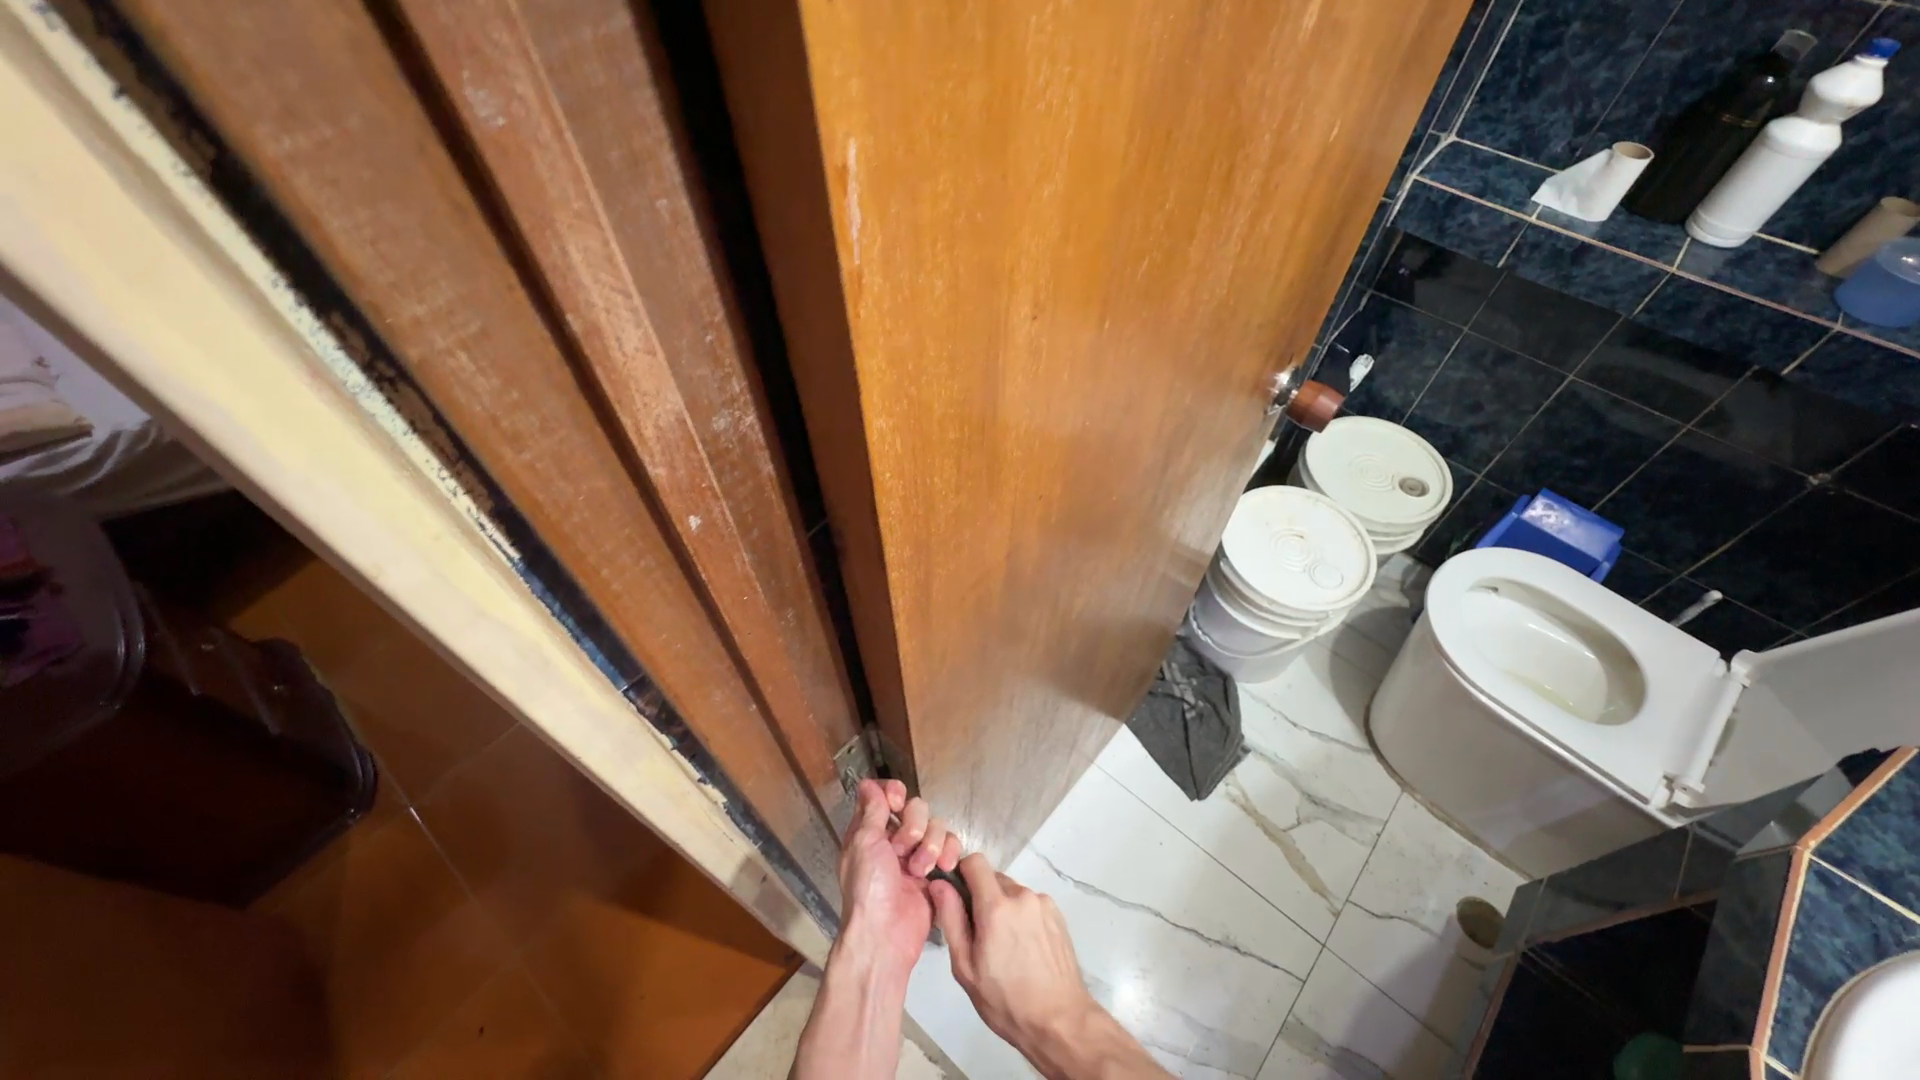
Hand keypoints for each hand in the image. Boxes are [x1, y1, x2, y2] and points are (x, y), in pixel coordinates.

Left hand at [836, 779, 962, 973]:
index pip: (886, 794)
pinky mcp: (937, 871)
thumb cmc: (868, 889)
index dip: (894, 792)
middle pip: (917, 807)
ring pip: (937, 826)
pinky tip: (943, 868)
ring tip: (921, 870)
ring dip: (931, 845)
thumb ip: (871, 811)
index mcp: (870, 831)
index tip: (896, 803)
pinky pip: (951, 847)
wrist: (886, 935)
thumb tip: (868, 784)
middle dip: (914, 826)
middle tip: (903, 850)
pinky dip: (949, 853)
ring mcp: (916, 855)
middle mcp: (893, 840)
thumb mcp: (863, 844)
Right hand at [931, 855, 1169, 1078]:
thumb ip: (951, 919)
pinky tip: (1023, 948)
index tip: (957, 895)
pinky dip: (1021, 916)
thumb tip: (938, 885)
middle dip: (981, 897)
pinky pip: (1030, 903)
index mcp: (996, 907)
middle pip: (993, 878)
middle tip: (979, 934)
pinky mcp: (1057, 914)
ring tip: (1004, 947)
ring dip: (1002, 908)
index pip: (975, 862)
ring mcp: (1043, 904)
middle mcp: (1022, 896)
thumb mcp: (966, 967)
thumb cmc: (1006, 1001)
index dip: (961, 873)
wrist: (1060, 1021)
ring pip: (1012, 892)